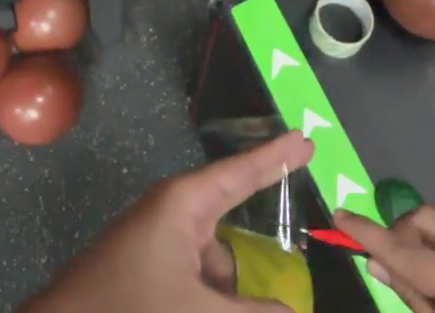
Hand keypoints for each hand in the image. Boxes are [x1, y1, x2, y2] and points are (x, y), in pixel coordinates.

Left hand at [22, 130, 314, 311]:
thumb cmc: (129, 305)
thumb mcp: (196, 311)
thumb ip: (251, 312)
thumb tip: (296, 312)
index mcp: (184, 203)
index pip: (241, 171)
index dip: (276, 156)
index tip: (305, 139)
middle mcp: (173, 214)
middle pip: (230, 227)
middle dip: (252, 253)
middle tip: (279, 263)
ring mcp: (157, 243)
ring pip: (213, 262)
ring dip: (227, 290)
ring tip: (221, 302)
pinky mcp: (146, 270)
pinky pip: (192, 278)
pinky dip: (207, 296)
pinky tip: (212, 306)